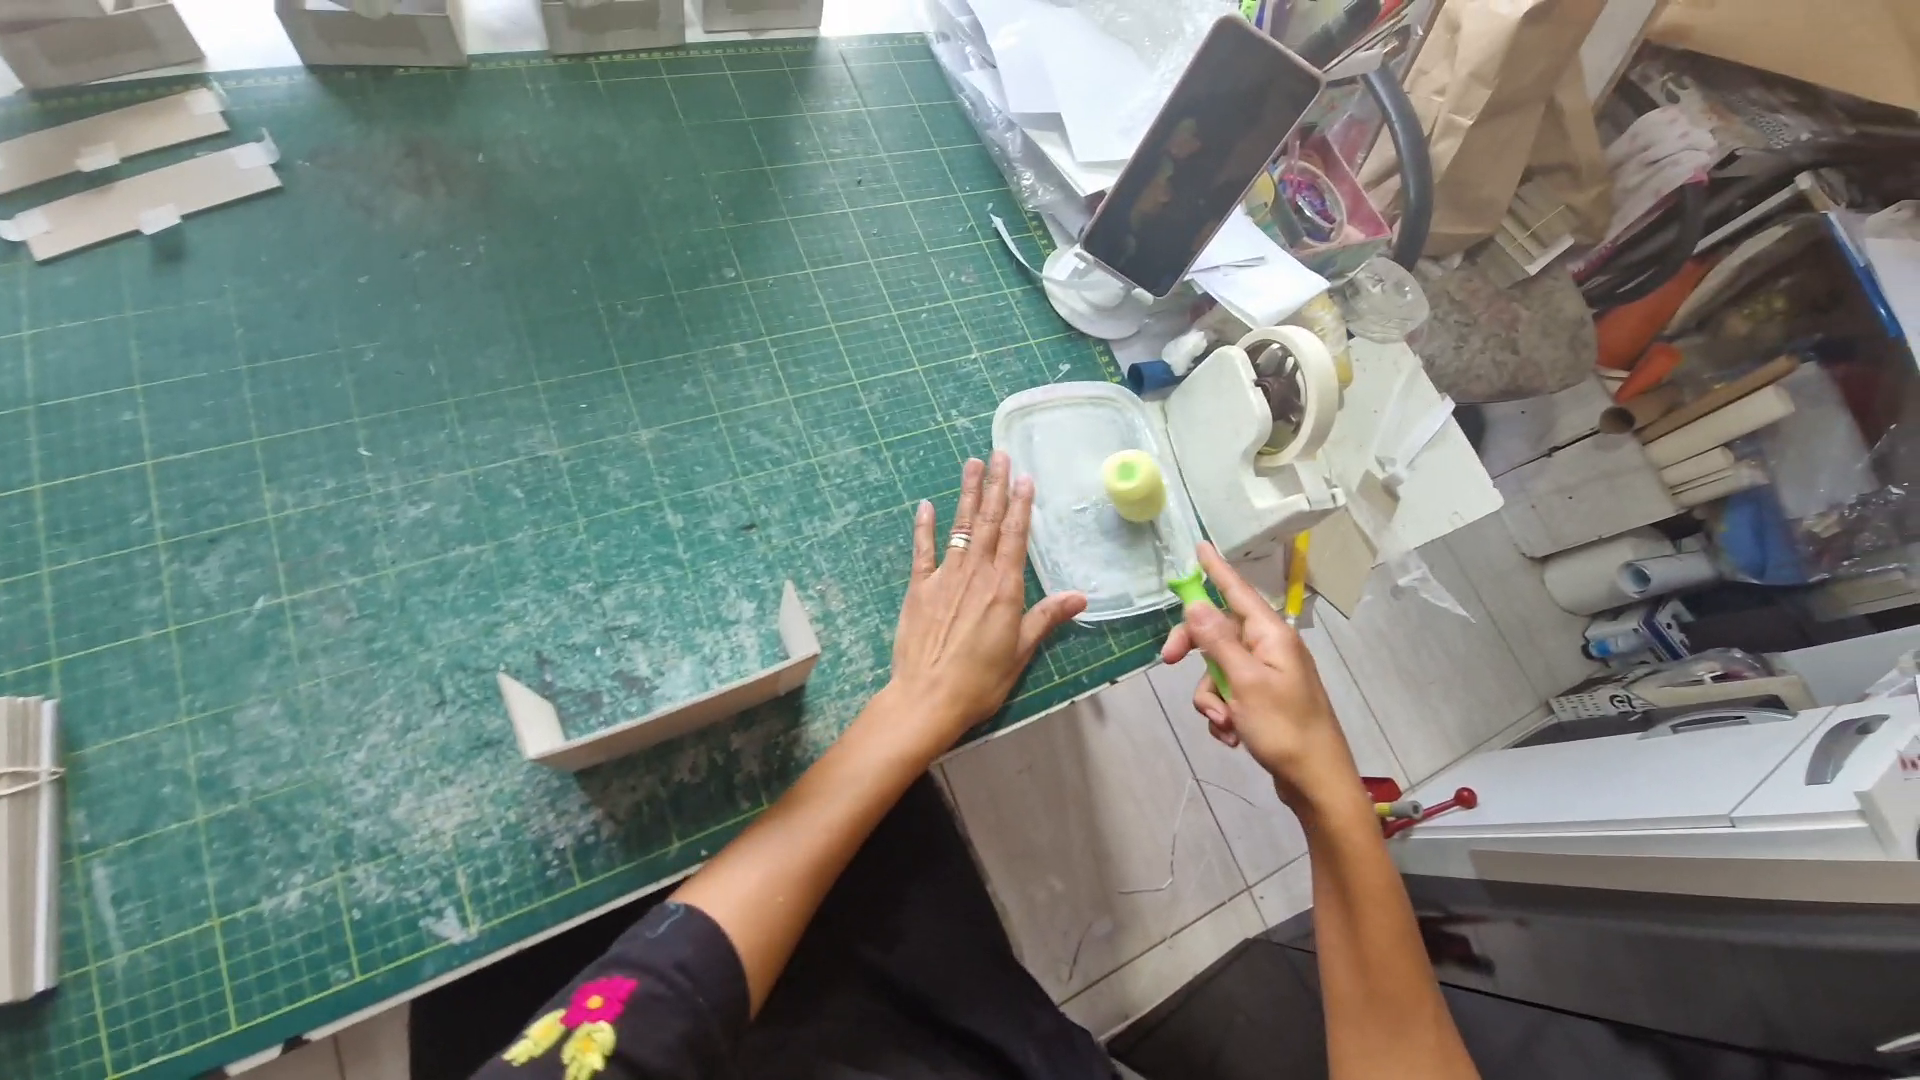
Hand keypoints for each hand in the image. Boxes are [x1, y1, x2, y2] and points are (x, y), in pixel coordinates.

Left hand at [885, 453, 1086, 747]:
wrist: (928, 698)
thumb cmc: (981, 680)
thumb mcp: (1020, 651)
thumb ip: (1047, 618)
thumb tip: (1081, 597)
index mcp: (1004, 588)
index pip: (1015, 536)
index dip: (1020, 504)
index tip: (1024, 476)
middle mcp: (975, 574)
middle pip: (987, 522)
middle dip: (995, 486)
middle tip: (999, 454)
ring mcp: (944, 578)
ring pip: (959, 527)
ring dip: (966, 494)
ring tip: (971, 464)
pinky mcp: (919, 589)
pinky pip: (922, 551)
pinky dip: (925, 527)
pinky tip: (926, 505)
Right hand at [1160, 543, 1359, 810]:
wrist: (1315, 781)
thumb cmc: (1284, 728)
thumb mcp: (1245, 682)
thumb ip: (1218, 641)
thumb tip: (1196, 604)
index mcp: (1271, 636)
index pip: (1237, 591)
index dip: (1216, 569)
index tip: (1199, 546)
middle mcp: (1269, 648)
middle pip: (1216, 632)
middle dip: (1193, 651)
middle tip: (1168, 662)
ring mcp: (1266, 675)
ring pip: (1216, 669)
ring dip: (1211, 696)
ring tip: (1225, 723)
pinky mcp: (1262, 699)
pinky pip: (1227, 693)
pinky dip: (1222, 712)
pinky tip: (1232, 734)